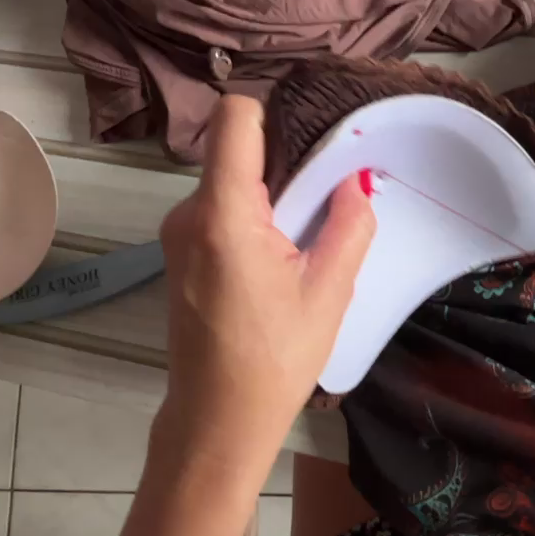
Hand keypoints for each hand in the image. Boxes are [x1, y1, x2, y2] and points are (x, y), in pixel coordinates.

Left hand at [154, 95, 375, 483]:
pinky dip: (251, 216)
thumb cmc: (274, 360)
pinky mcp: (179, 250)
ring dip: (270, 195)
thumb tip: (357, 180)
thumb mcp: (329, 291)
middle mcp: (188, 212)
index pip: (234, 117)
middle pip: (237, 149)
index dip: (275, 114)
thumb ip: (349, 223)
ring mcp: (177, 231)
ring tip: (302, 242)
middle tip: (324, 202)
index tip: (311, 143)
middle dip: (284, 164)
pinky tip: (277, 259)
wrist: (216, 422)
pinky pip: (219, 207)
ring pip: (231, 179)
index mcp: (223, 214)